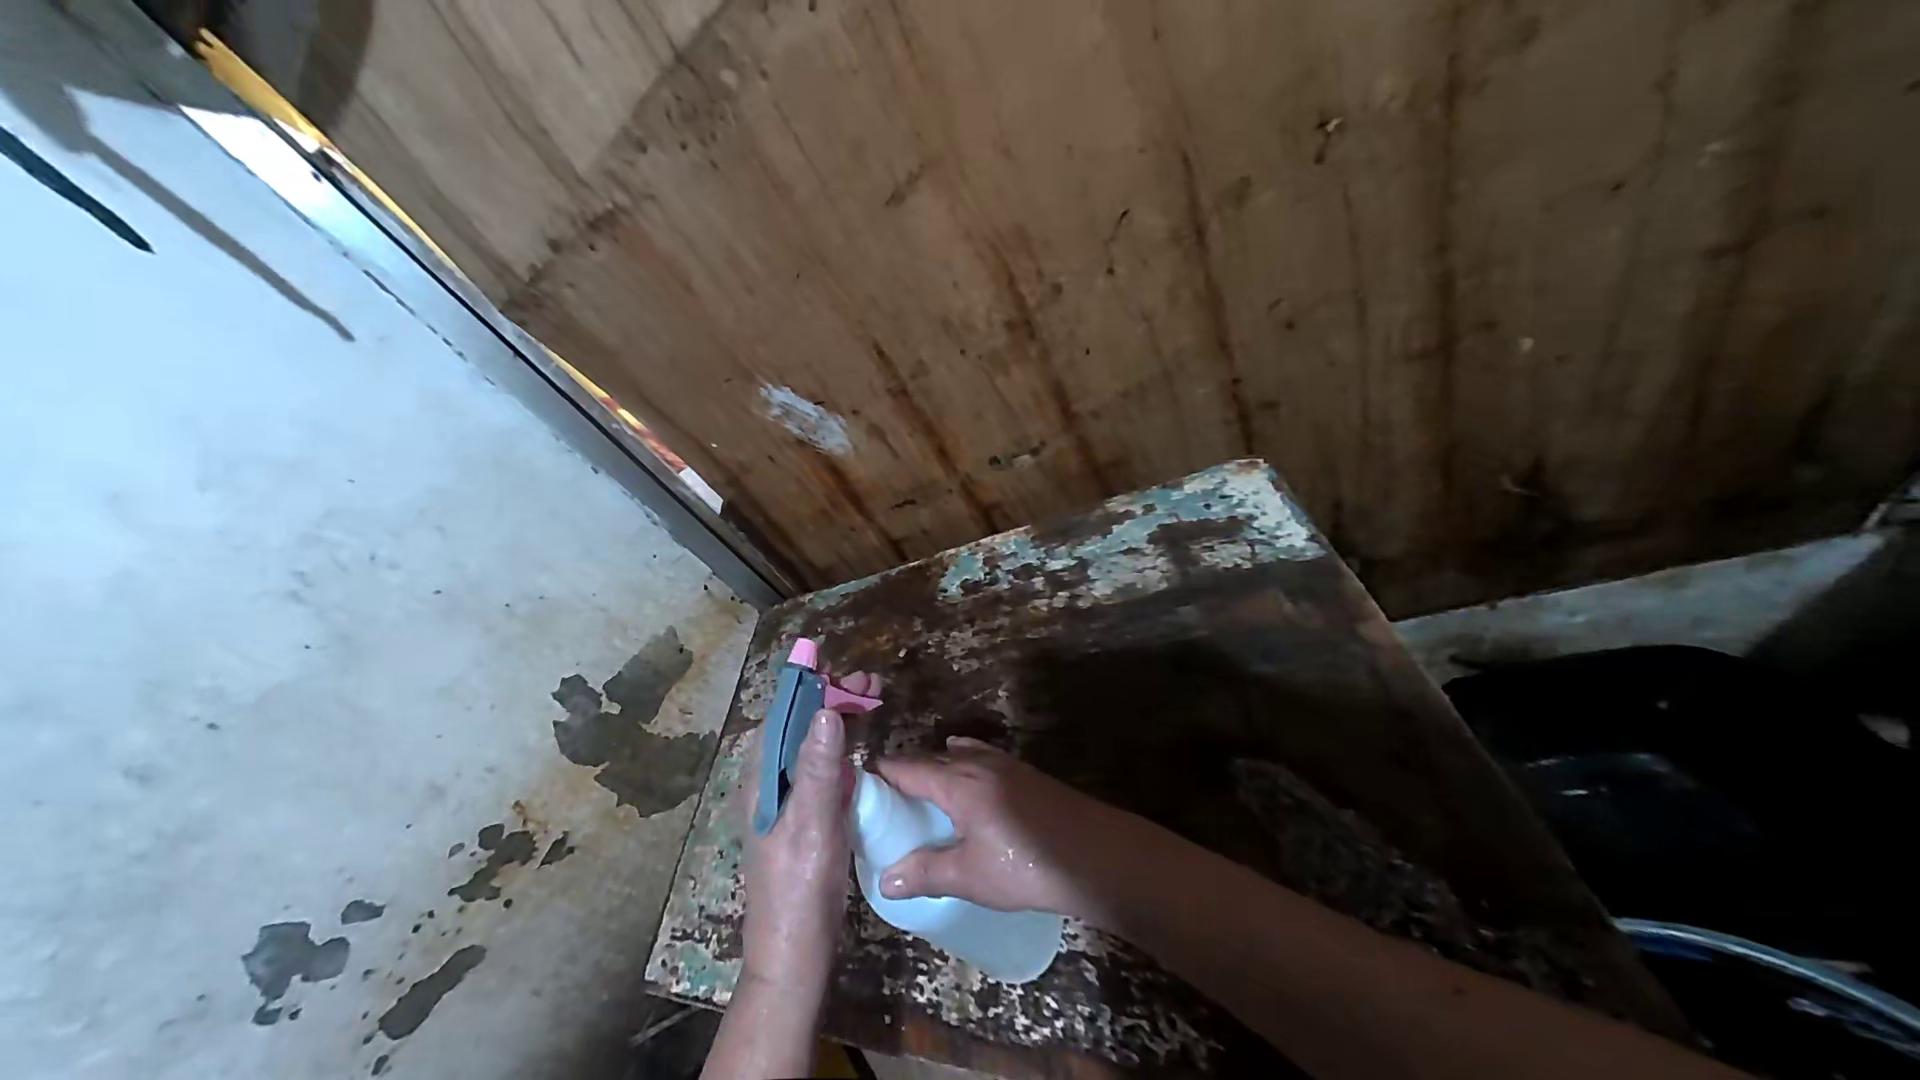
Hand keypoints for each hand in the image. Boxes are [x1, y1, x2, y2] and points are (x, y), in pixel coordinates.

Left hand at [738, 671, 875, 994]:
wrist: (795, 951)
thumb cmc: (799, 888)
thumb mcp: (811, 825)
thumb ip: (819, 769)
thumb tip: (827, 711)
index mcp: (763, 781)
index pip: (782, 718)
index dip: (806, 687)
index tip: (831, 661)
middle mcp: (771, 785)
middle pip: (800, 727)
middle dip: (829, 698)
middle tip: (868, 681)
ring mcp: (789, 802)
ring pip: (813, 746)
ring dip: (838, 719)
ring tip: (871, 697)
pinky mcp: (807, 818)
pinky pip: (824, 770)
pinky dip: (843, 748)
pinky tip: (860, 744)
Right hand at [873, 736, 1155, 925]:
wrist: (1097, 855)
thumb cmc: (1026, 865)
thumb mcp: (970, 876)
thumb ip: (926, 873)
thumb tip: (885, 879)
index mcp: (958, 782)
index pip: (908, 767)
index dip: (882, 773)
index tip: (859, 785)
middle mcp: (977, 763)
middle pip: (931, 758)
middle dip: (907, 771)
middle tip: (885, 797)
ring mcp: (1004, 764)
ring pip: (958, 755)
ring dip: (937, 766)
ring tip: (922, 789)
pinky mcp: (1025, 774)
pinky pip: (981, 757)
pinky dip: (964, 761)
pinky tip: (968, 778)